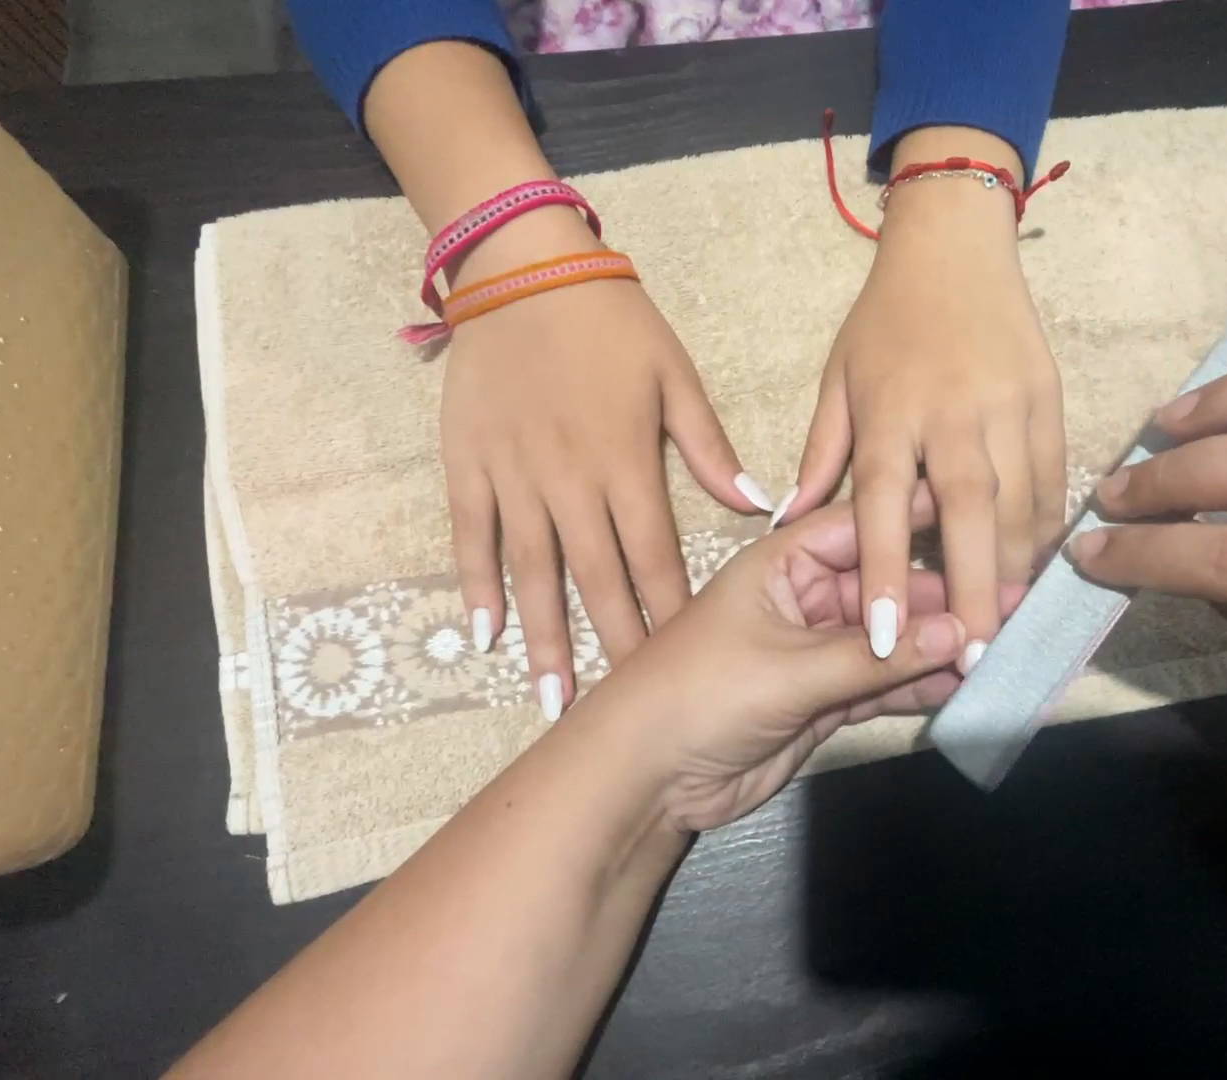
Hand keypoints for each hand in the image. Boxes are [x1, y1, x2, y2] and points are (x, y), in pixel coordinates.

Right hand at [442, 237, 770, 718]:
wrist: (523, 270)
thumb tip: (757, 503)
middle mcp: (571, 483)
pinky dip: (477, 586)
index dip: (670, 613)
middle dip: (614, 644)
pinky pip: (472, 535)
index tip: (683, 664)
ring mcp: (514, 477)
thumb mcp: (676, 377)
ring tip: (552, 697)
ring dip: (545, 637)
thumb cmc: (613, 323)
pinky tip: (485, 635)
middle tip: (621, 708)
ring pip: (533, 571)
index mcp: (628, 464)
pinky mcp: (469, 466)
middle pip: (598, 579)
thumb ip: (711, 448)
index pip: (656, 557)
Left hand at [590, 488, 1023, 832]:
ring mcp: (820, 649)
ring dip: (941, 646)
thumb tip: (960, 633)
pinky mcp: (827, 697)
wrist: (647, 776)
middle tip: (1011, 606)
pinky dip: (920, 687)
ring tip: (1004, 646)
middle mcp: (809, 595)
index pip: (864, 528)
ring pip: (892, 640)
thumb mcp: (789, 668)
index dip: (921, 522)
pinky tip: (965, 684)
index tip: (984, 517)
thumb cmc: (703, 693)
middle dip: (945, 600)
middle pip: (888, 589)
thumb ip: (875, 656)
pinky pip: (883, 684)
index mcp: (787, 561)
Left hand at [783, 130, 1065, 671]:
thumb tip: (791, 519)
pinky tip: (1038, 563)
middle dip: (975, 590)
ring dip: (1016, 568)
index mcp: (888, 409)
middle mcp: (950, 412)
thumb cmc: (884, 321)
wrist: (955, 246)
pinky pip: (1053, 476)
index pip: (882, 504)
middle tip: (975, 657)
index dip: (884, 575)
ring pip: (1020, 501)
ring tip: (1007, 624)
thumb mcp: (837, 379)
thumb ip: (821, 452)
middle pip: (967, 512)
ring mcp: (1009, 404)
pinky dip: (1047, 526)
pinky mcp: (1050, 398)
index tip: (887, 643)